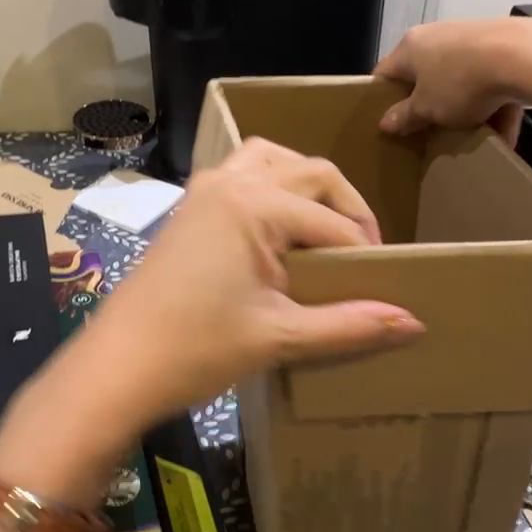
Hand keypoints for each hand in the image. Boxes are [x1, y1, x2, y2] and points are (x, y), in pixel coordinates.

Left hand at [84, 138, 425, 426]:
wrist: (117, 369)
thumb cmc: (197, 350)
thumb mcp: (281, 337)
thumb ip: (351, 325)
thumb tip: (414, 322)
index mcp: (255, 205)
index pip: (333, 221)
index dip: (366, 252)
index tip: (384, 287)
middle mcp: (231, 182)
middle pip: (312, 173)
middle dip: (347, 210)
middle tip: (364, 255)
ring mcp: (204, 191)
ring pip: (275, 161)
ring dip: (308, 187)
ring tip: (327, 230)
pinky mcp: (189, 209)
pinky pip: (243, 175)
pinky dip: (272, 188)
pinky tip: (279, 231)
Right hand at [374, 17, 531, 142]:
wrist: (520, 56)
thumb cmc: (459, 82)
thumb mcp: (427, 108)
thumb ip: (405, 116)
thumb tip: (385, 123)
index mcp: (410, 47)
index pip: (385, 73)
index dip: (381, 99)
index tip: (388, 123)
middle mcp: (436, 36)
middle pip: (425, 76)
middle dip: (429, 106)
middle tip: (429, 133)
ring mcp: (471, 38)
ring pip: (461, 81)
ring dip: (466, 111)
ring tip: (471, 138)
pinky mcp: (502, 46)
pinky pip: (492, 83)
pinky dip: (495, 108)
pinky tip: (504, 133)